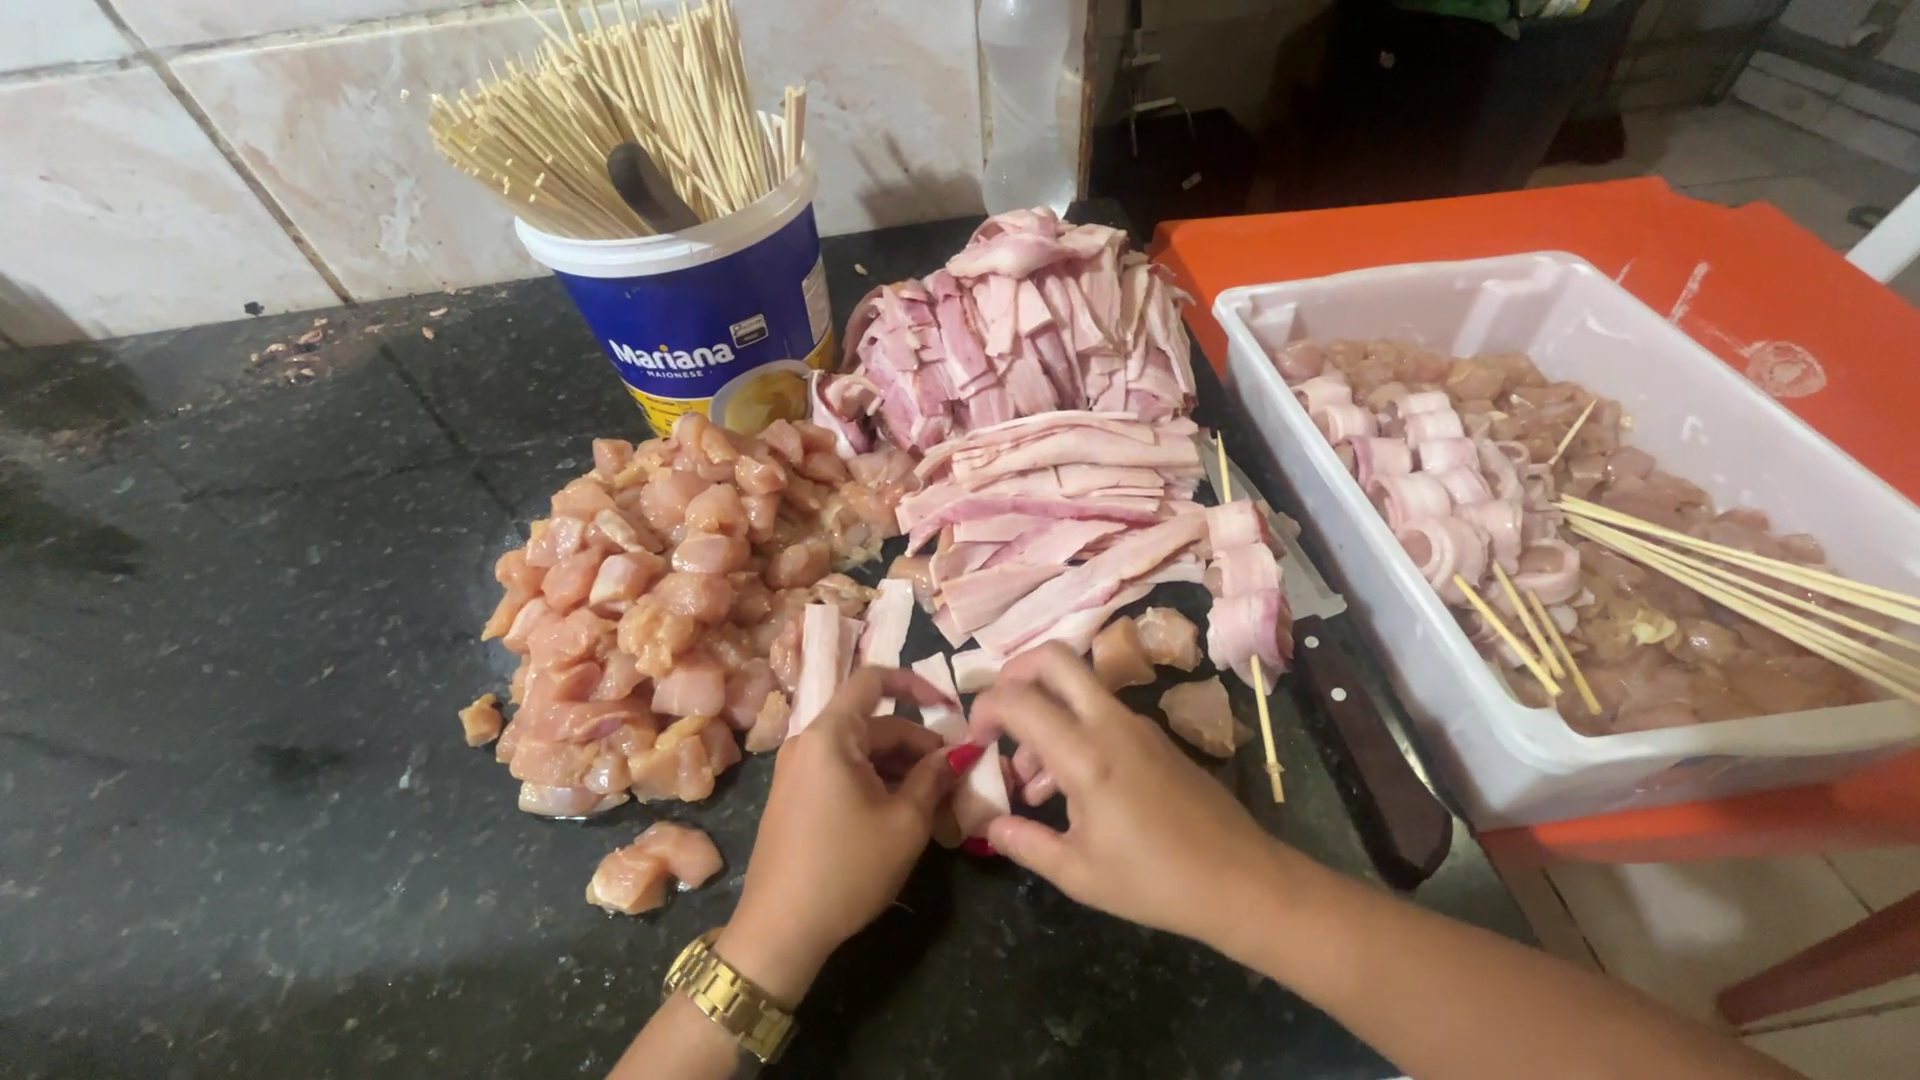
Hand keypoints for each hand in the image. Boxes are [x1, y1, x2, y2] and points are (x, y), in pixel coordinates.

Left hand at [718, 667, 960, 1003]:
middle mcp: (809, 742)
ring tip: (939, 802)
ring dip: (902, 768)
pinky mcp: (797, 797)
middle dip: (919, 745)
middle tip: (958, 778)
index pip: (874, 680)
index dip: (916, 684)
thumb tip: (961, 752)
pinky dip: (878, 782)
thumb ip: (934, 777)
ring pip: (862, 751)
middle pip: (875, 724)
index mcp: (830, 735)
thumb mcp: (904, 823)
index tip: (949, 707)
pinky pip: (845, 772)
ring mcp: (799, 771)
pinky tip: (904, 813)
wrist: (778, 931)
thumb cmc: (846, 869)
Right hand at [972, 643, 1294, 951]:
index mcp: (1086, 755)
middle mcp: (1110, 723)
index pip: (1019, 700)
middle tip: (997, 715)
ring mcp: (1136, 724)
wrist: (1241, 881)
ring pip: (1077, 684)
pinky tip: (1068, 786)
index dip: (984, 709)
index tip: (974, 740)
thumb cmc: (1155, 882)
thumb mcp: (1078, 874)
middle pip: (1054, 657)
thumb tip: (987, 825)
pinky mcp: (1153, 735)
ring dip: (1043, 708)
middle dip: (1014, 673)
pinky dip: (1071, 726)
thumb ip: (1025, 843)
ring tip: (1029, 775)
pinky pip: (1100, 710)